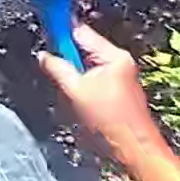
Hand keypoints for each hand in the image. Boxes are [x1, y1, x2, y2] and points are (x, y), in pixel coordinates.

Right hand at [36, 21, 166, 161]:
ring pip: (89, 63)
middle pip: (85, 47)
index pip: (81, 32)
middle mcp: (121, 61)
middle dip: (69, 57)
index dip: (62, 32)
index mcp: (114, 56)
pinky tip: (83, 98)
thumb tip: (44, 56)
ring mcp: (122, 74)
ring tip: (75, 91)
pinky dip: (85, 81)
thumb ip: (57, 68)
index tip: (47, 32)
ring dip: (76, 71)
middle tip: (58, 70)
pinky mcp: (120, 87)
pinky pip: (96, 75)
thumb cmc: (112, 121)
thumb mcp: (75, 90)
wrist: (136, 149)